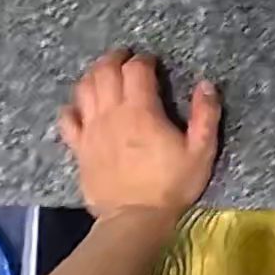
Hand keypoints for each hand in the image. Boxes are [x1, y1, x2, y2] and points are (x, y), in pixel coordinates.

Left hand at [56, 48, 221, 221]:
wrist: (136, 219)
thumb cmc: (172, 185)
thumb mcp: (201, 151)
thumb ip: (206, 116)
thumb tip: (206, 85)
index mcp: (141, 110)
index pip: (137, 70)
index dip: (144, 60)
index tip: (152, 61)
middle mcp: (111, 113)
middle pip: (105, 72)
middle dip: (115, 59)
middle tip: (125, 56)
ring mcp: (91, 130)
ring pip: (84, 89)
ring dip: (93, 74)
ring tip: (104, 71)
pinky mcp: (79, 148)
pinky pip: (67, 119)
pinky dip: (72, 106)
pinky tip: (80, 106)